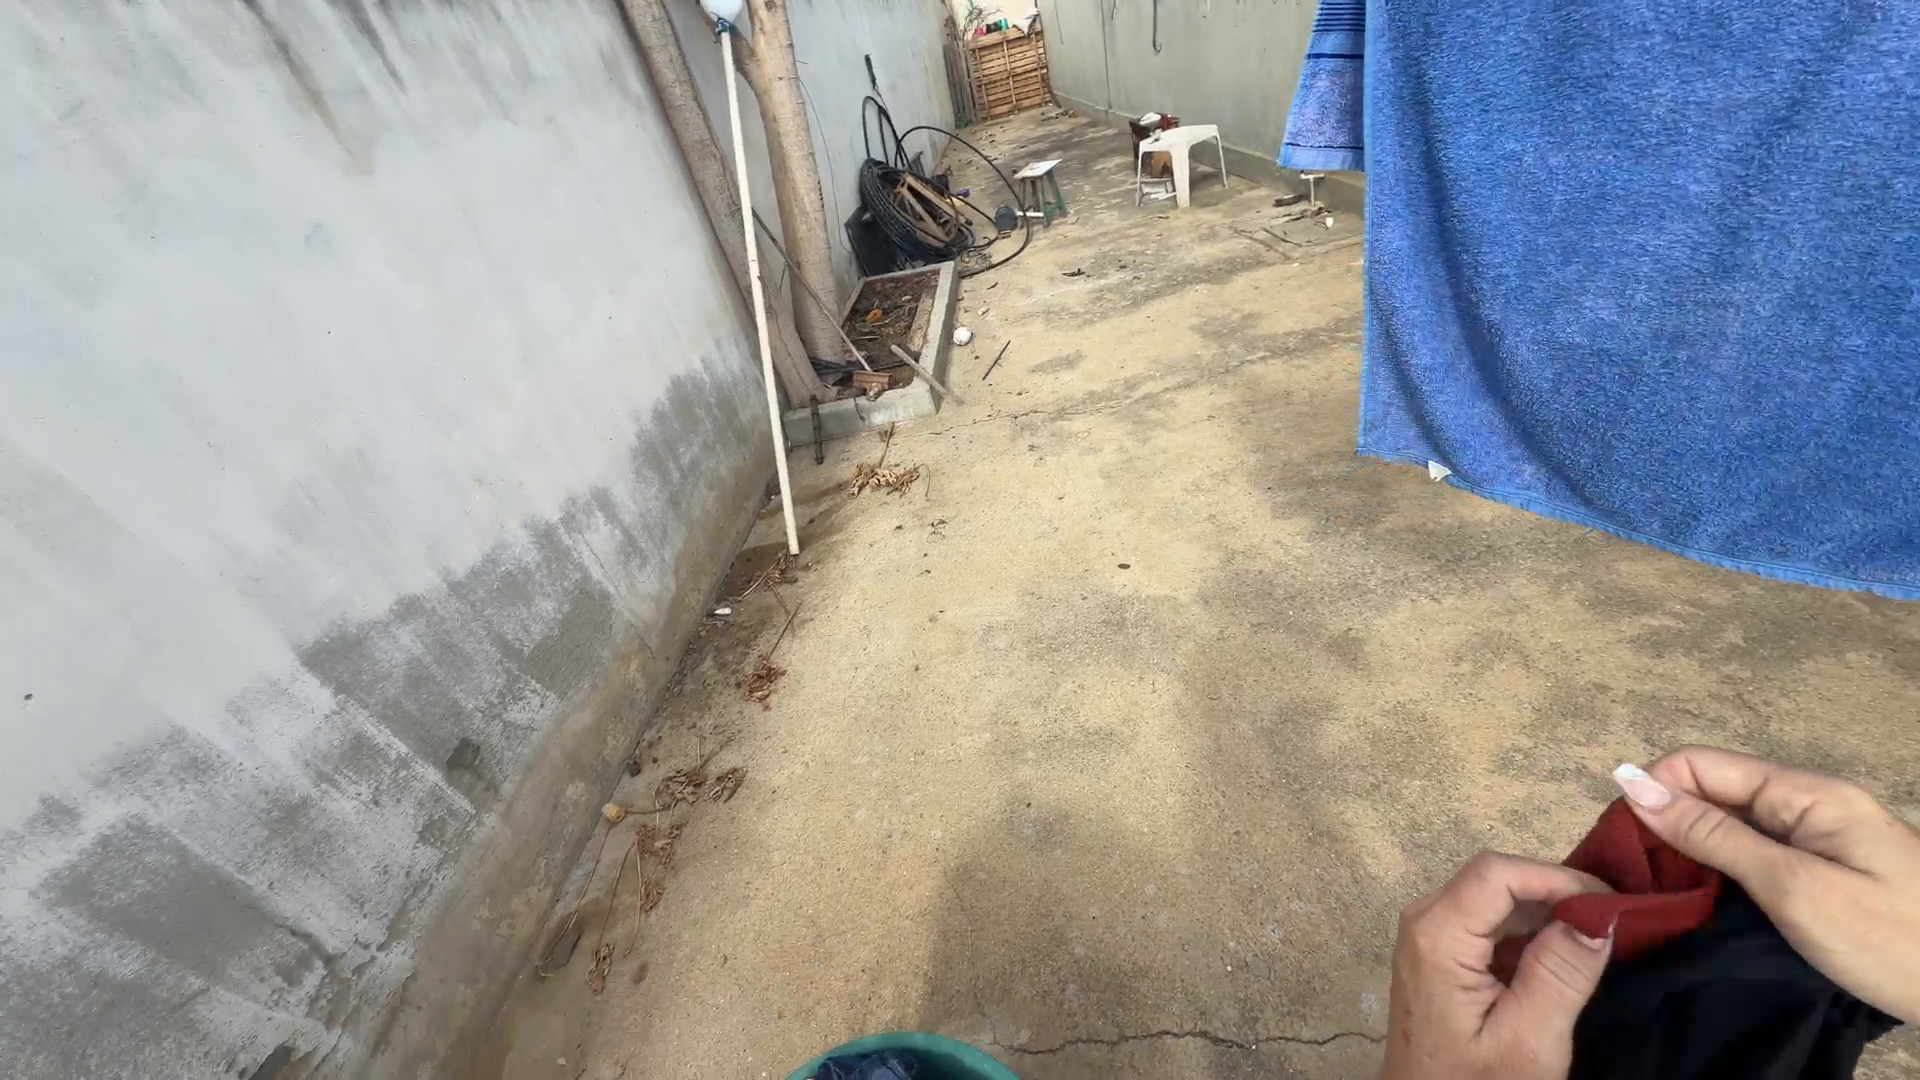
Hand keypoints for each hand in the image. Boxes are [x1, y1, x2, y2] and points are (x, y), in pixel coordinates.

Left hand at [1380, 852, 1614, 1079]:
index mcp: (1436, 931)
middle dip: (1556, 889)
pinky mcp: (1440, 949)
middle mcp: (1424, 917)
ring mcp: (1429, 931)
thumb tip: (1597, 916)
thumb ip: (1558, 974)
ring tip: (1608, 931)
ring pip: (1492, 897)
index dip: (1555, 876)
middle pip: (1492, 878)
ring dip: (1547, 907)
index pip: (1494, 872)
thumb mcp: (1528, 1040)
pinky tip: (1570, 949)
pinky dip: (1530, 927)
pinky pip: (1487, 921)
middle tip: (1623, 918)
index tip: (1616, 903)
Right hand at [1615, 747, 1919, 1023]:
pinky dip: (1720, 866)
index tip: (1635, 844)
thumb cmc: (1900, 946)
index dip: (1654, 793)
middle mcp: (1809, 802)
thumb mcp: (1793, 889)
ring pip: (1724, 820)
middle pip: (1708, 789)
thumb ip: (1709, 833)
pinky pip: (1749, 847)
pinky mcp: (1822, 865)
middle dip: (1668, 821)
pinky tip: (1713, 896)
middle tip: (1650, 874)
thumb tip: (1628, 782)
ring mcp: (1819, 835)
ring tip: (1677, 888)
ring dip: (1692, 847)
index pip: (1695, 764)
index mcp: (1806, 793)